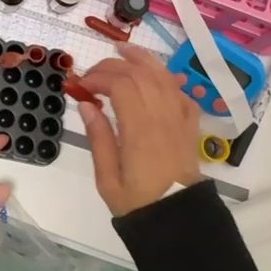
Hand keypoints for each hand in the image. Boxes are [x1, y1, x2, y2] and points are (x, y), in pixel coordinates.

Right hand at [74, 44, 203, 216]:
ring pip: (164, 77)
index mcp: (140, 132)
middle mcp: (163, 119)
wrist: (178, 220)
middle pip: (141, 75)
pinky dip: (166, 79)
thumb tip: (87, 105)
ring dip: (143, 60)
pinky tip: (153, 77)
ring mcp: (180, 120)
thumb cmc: (138, 203)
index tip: (81, 85)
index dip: (99, 78)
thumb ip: (99, 138)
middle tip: (92, 74)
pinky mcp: (190, 126)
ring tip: (123, 50)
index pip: (122, 86)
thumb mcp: (108, 179)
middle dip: (113, 66)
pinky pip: (181, 93)